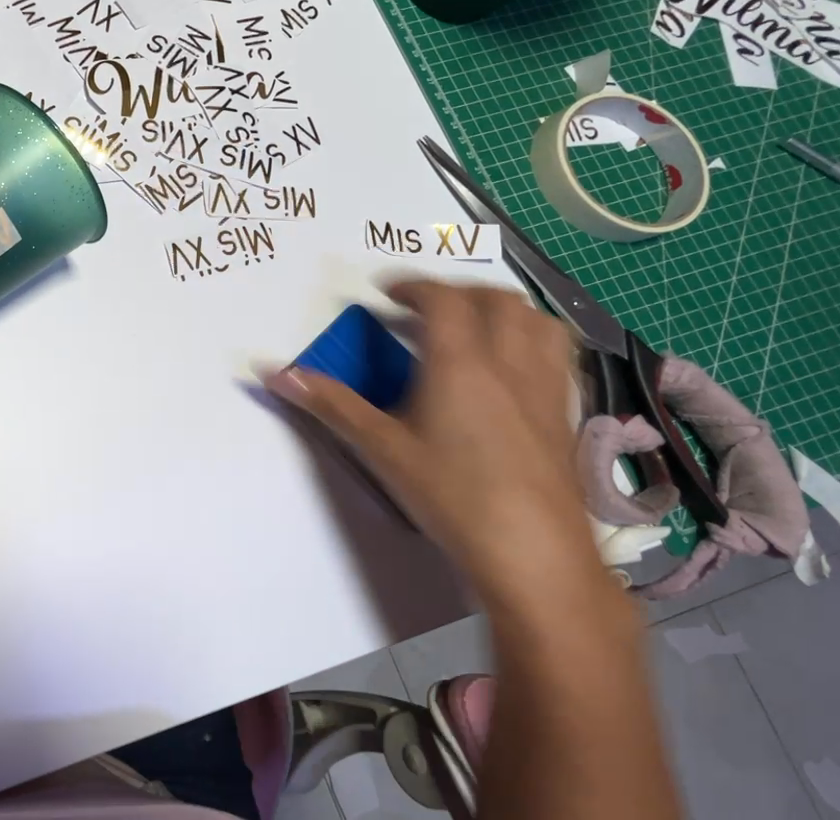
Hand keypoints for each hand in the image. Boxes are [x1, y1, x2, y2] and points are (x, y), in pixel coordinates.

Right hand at [265, 281, 597, 602]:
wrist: (533, 554)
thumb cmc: (450, 495)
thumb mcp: (380, 448)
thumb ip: (330, 404)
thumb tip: (273, 372)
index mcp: (462, 364)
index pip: (444, 300)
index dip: (414, 286)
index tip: (385, 293)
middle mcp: (510, 364)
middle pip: (497, 300)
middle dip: (457, 291)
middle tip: (422, 306)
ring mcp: (546, 388)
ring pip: (538, 320)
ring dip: (501, 308)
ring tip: (470, 325)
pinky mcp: (566, 414)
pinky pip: (558, 354)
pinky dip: (531, 339)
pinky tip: (509, 366)